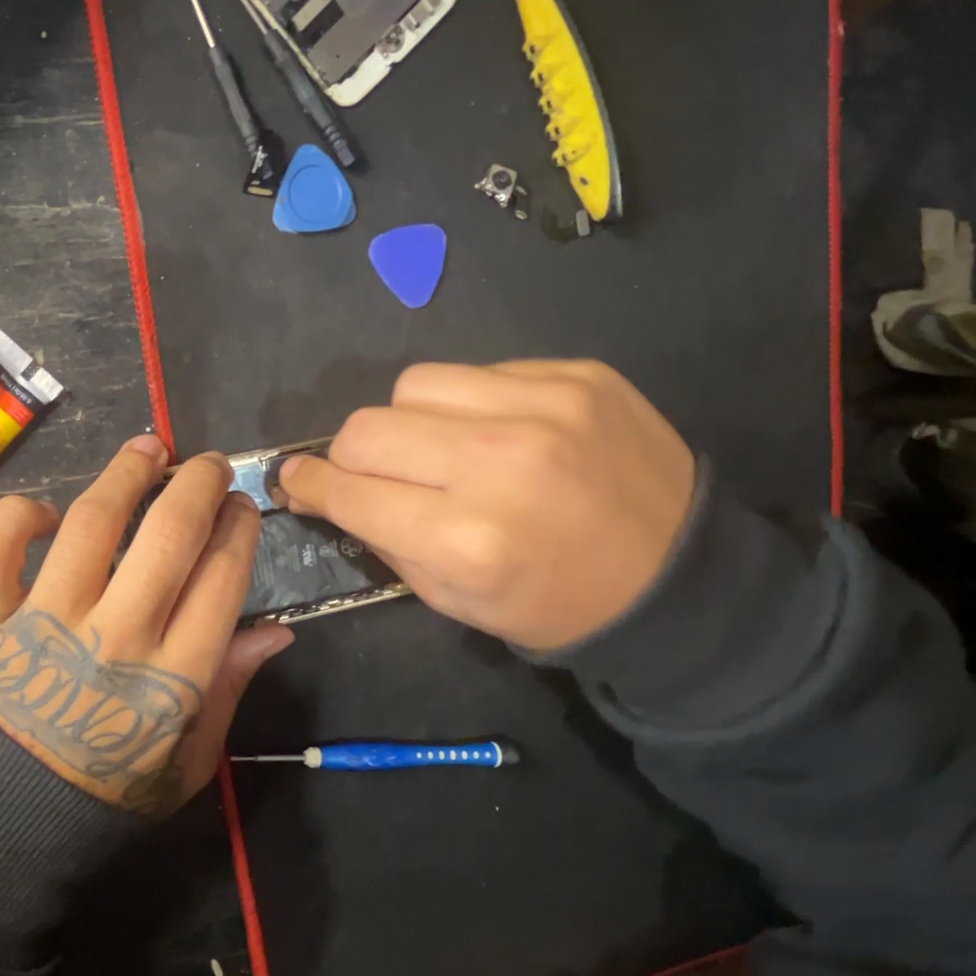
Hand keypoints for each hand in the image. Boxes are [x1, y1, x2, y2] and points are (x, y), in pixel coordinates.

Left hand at [0, 435, 293, 815]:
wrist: (7, 827)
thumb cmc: (111, 795)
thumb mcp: (191, 760)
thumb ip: (230, 689)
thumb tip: (277, 629)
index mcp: (174, 678)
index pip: (221, 578)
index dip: (239, 529)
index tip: (243, 506)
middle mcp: (115, 638)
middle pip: (168, 535)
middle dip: (199, 485)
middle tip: (209, 465)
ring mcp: (45, 624)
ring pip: (91, 523)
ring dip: (126, 475)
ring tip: (148, 448)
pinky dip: (19, 517)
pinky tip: (48, 512)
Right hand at [279, 360, 695, 650]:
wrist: (680, 576)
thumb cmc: (554, 603)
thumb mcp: (457, 601)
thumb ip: (387, 541)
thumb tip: (335, 490)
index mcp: (466, 540)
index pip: (350, 491)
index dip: (309, 484)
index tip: (295, 479)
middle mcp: (498, 464)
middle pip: (369, 427)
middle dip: (351, 455)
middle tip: (371, 473)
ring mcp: (543, 409)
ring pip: (414, 385)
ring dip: (408, 421)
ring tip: (439, 448)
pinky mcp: (577, 374)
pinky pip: (478, 372)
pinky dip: (467, 403)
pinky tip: (496, 432)